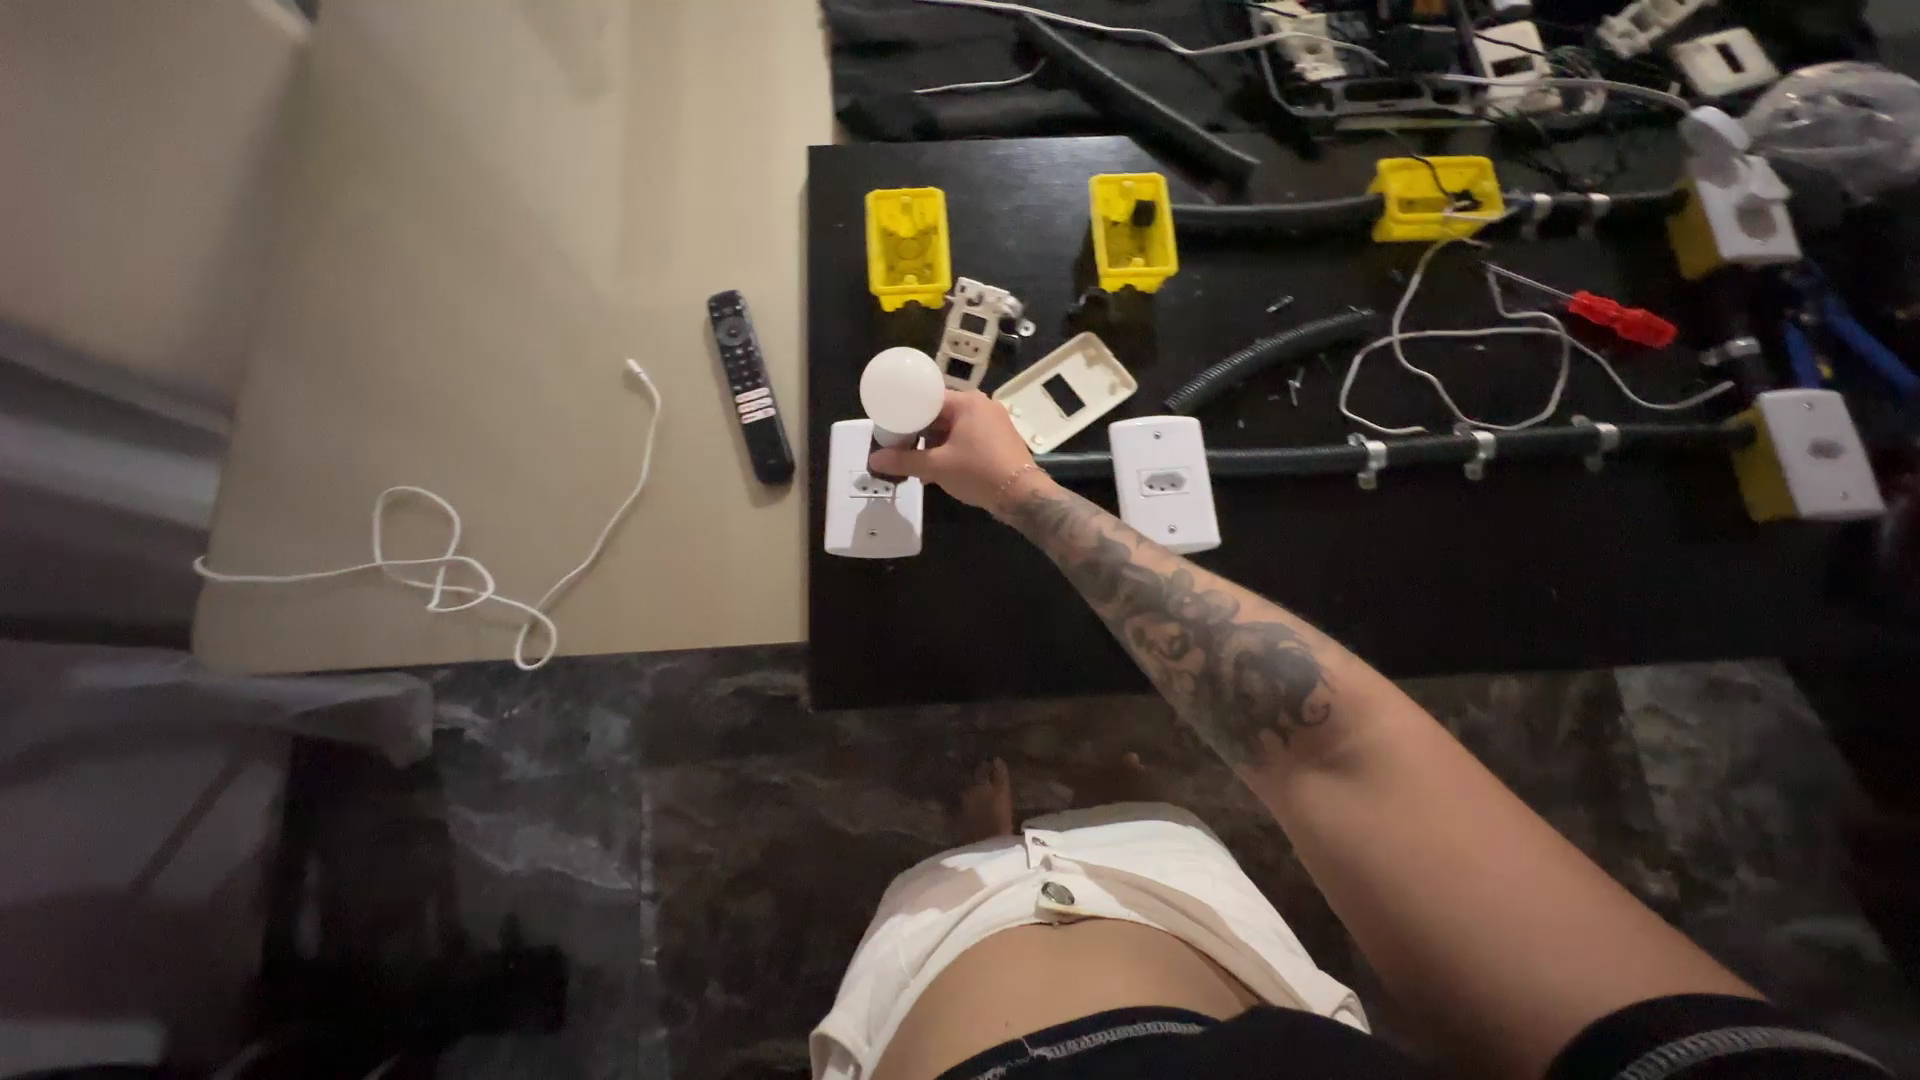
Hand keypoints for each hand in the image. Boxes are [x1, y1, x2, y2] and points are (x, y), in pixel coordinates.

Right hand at [869, 389, 1052, 512]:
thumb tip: (874, 460)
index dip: (906, 414)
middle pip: (940, 414)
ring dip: (934, 445)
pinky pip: (967, 439)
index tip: (891, 429)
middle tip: (901, 449)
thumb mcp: (936, 466)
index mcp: (967, 402)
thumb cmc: (978, 472)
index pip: (928, 399)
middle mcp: (982, 406)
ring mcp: (993, 423)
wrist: (1021, 495)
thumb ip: (904, 461)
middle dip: (920, 433)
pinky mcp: (999, 440)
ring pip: (953, 429)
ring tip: (916, 464)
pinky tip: (938, 470)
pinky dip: (951, 451)